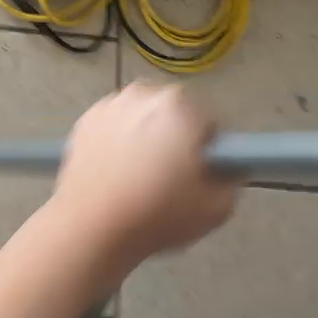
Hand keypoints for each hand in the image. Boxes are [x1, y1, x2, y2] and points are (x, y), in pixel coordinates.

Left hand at [48, 83, 239, 273]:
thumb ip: (232, 179)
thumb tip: (226, 166)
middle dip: (177, 137)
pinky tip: (116, 171)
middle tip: (172, 178)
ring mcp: (110, 103)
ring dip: (147, 135)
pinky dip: (119, 139)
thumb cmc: (157, 214)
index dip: (209, 150)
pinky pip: (115, 124)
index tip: (199, 175)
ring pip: (143, 117)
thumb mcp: (217, 208)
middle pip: (174, 113)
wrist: (90, 225)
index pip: (209, 121)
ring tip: (140, 176)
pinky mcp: (85, 119)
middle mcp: (143, 93)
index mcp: (179, 105)